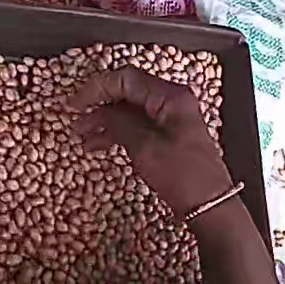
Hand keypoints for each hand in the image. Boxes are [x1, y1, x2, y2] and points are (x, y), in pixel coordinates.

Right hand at [69, 67, 233, 216]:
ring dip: (105, 121)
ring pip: (130, 111)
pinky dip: (117, 133)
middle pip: (128, 92)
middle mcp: (172, 102)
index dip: (96, 88)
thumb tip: (98, 111)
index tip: (75, 104)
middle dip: (99, 104)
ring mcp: (171, 120)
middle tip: (76, 119)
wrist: (209, 205)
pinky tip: (98, 145)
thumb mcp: (144, 147)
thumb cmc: (182, 175)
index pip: (127, 78)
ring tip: (82, 136)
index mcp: (170, 96)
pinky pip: (138, 127)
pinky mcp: (168, 138)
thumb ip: (119, 123)